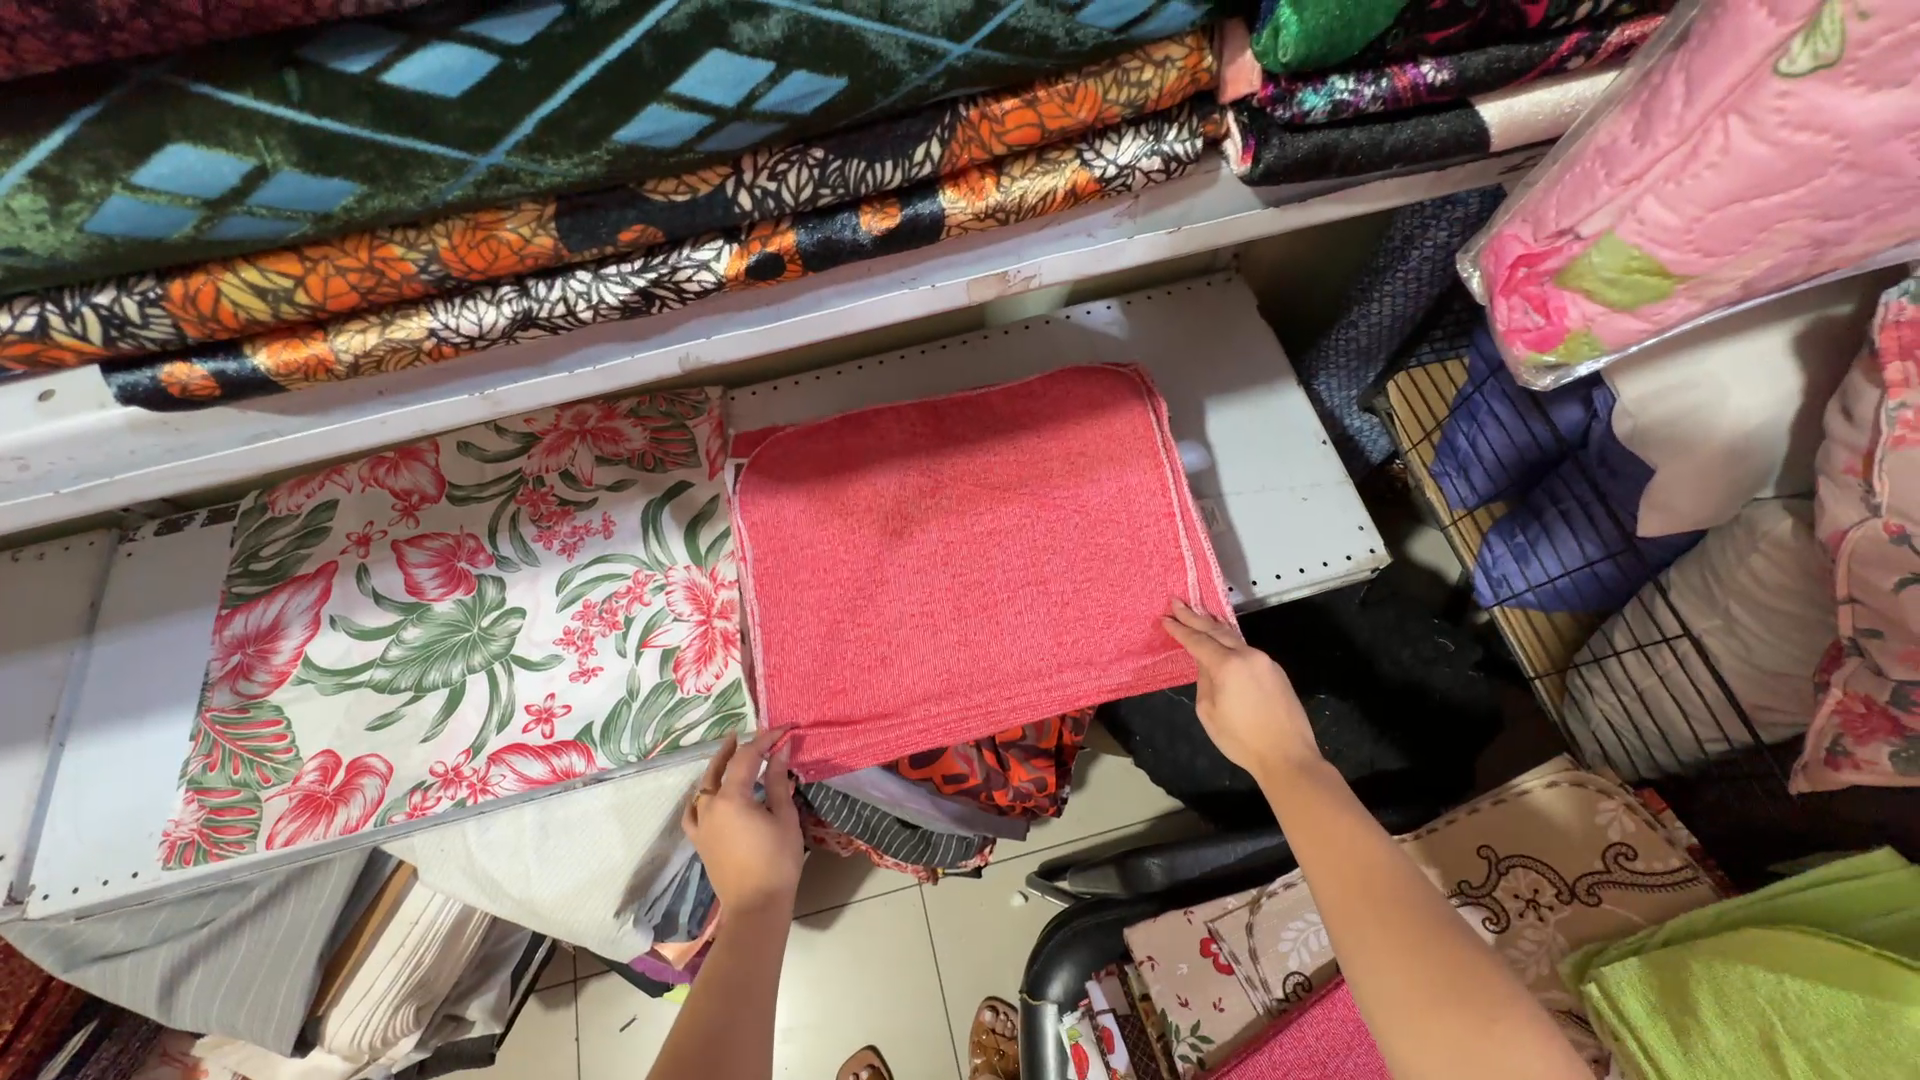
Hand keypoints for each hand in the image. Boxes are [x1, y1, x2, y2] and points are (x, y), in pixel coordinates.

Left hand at [682, 730, 803, 916]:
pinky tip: (707, 795)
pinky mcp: (699, 841)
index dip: (764, 740)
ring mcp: (701, 825)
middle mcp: (709, 806)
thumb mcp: (785, 818)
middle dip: (736, 748)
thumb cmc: (778, 861)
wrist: (756, 906)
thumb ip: (779, 782)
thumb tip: (780, 751)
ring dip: (717, 769)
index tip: (783, 731)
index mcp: (731, 798)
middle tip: (753, 736)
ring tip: (732, 758)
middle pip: (719, 768)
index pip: (747, 758)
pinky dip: (700, 797)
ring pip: (703, 787)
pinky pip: (693, 811)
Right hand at [1161, 599, 1321, 782]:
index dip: (1180, 629)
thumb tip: (1206, 665)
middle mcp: (1248, 655)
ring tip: (1200, 615)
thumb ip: (1204, 681)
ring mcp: (1265, 661)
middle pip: (1217, 630)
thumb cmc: (1241, 739)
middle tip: (1178, 602)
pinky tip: (1223, 642)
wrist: (1288, 756)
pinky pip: (1247, 651)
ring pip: (1235, 638)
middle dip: (1195, 617)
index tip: (1165, 617)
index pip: (1198, 640)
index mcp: (1228, 665)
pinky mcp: (1276, 671)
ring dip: (1215, 626)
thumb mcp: (1208, 711)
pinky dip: (1231, 642)